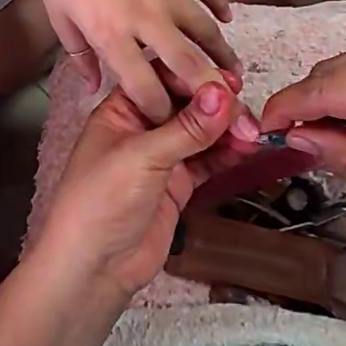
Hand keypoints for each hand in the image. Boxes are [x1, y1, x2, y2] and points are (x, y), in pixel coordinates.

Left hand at [21, 0, 238, 121]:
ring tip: (234, 71)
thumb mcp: (59, 17)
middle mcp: (147, 19)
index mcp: (112, 37)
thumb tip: (95, 86)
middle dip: (208, 93)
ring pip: (206, 30)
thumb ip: (81, 56)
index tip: (167, 118)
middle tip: (222, 106)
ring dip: (223, 54)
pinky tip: (228, 18)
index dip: (160, 111)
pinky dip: (221, 6)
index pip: (146, 89)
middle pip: (188, 66)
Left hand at [30, 72, 253, 299]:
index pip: (161, 78)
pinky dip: (227, 153)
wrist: (92, 268)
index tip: (228, 83)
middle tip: (245, 117)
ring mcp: (161, 156)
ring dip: (227, 130)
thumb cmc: (99, 203)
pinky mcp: (178, 183)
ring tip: (252, 134)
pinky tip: (246, 148)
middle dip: (217, 106)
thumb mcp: (141, 158)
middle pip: (187, 104)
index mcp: (121, 110)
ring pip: (202, 132)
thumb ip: (185, 128)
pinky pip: (208, 160)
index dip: (194, 77)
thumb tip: (221, 93)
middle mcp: (142, 127)